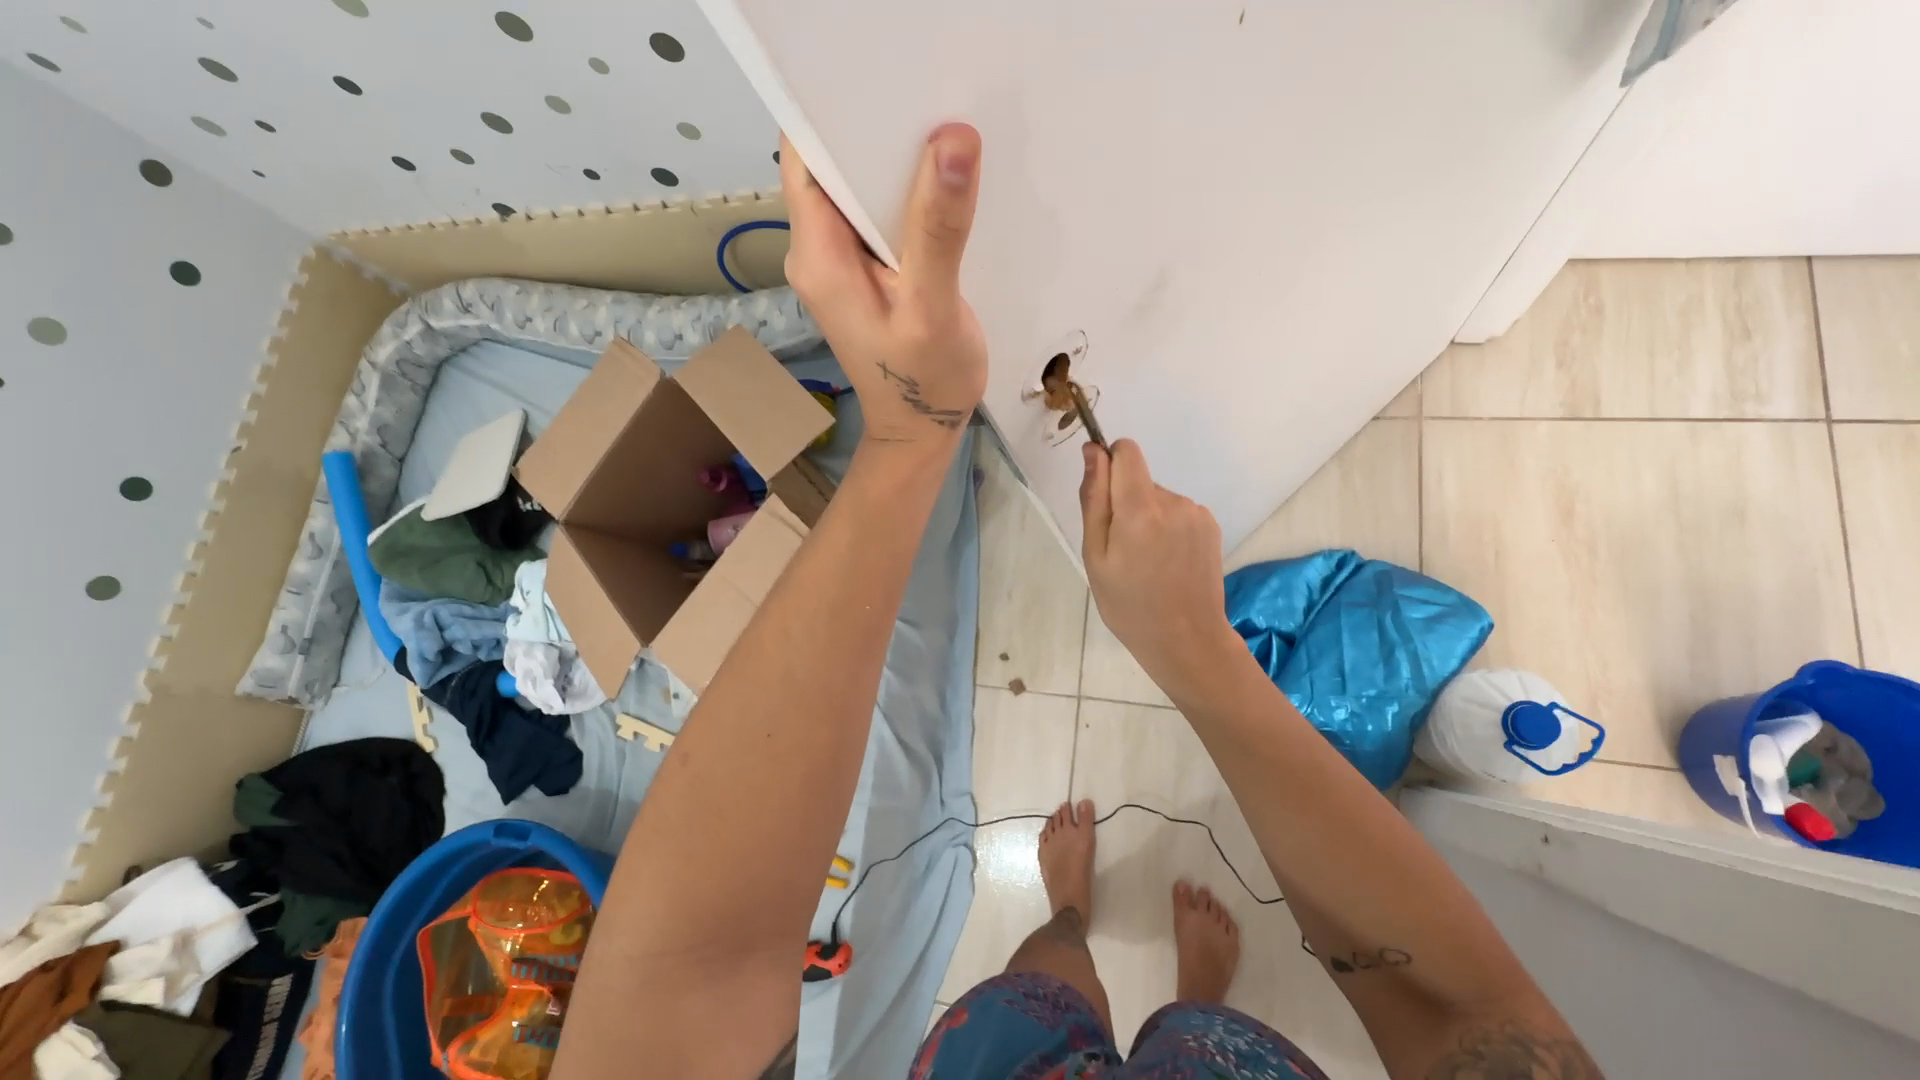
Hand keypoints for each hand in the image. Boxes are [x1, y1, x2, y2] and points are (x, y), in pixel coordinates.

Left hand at [779, 125, 987, 447]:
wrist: (920, 434)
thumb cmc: (925, 382)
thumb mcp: (933, 308)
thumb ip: (938, 229)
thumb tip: (951, 140)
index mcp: (818, 255)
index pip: (806, 157)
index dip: (836, 114)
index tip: (888, 90)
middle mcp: (817, 251)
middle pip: (831, 166)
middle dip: (873, 133)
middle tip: (931, 110)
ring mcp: (839, 262)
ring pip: (856, 189)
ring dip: (894, 164)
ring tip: (943, 141)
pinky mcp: (864, 272)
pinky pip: (876, 215)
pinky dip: (905, 196)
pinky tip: (941, 188)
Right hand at [1080, 440, 1239, 692]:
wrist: (1187, 639)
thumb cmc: (1129, 605)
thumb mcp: (1095, 556)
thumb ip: (1094, 499)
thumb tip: (1093, 452)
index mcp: (1140, 509)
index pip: (1126, 451)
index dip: (1109, 465)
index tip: (1103, 498)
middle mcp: (1173, 502)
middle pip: (1139, 480)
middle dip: (1125, 504)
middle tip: (1121, 551)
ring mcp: (1196, 513)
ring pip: (1158, 499)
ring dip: (1147, 519)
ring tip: (1146, 562)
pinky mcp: (1210, 526)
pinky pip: (1177, 513)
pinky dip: (1167, 529)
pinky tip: (1167, 563)